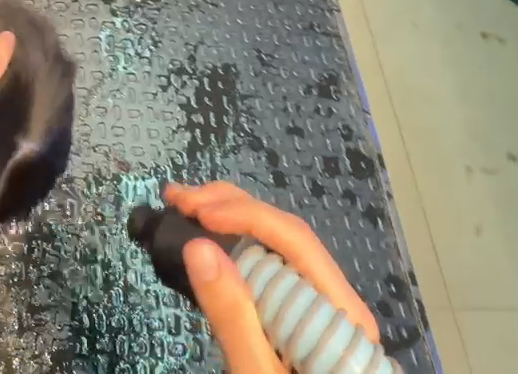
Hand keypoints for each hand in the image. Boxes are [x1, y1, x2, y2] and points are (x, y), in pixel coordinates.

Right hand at [167, 181, 380, 373]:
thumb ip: (234, 317)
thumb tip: (198, 246)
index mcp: (341, 315)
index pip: (295, 240)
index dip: (244, 214)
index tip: (195, 211)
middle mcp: (333, 302)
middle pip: (285, 234)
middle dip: (230, 206)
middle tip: (177, 198)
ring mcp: (314, 309)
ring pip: (274, 244)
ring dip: (228, 217)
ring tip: (184, 205)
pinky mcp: (293, 319)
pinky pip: (266, 269)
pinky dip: (231, 245)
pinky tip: (204, 238)